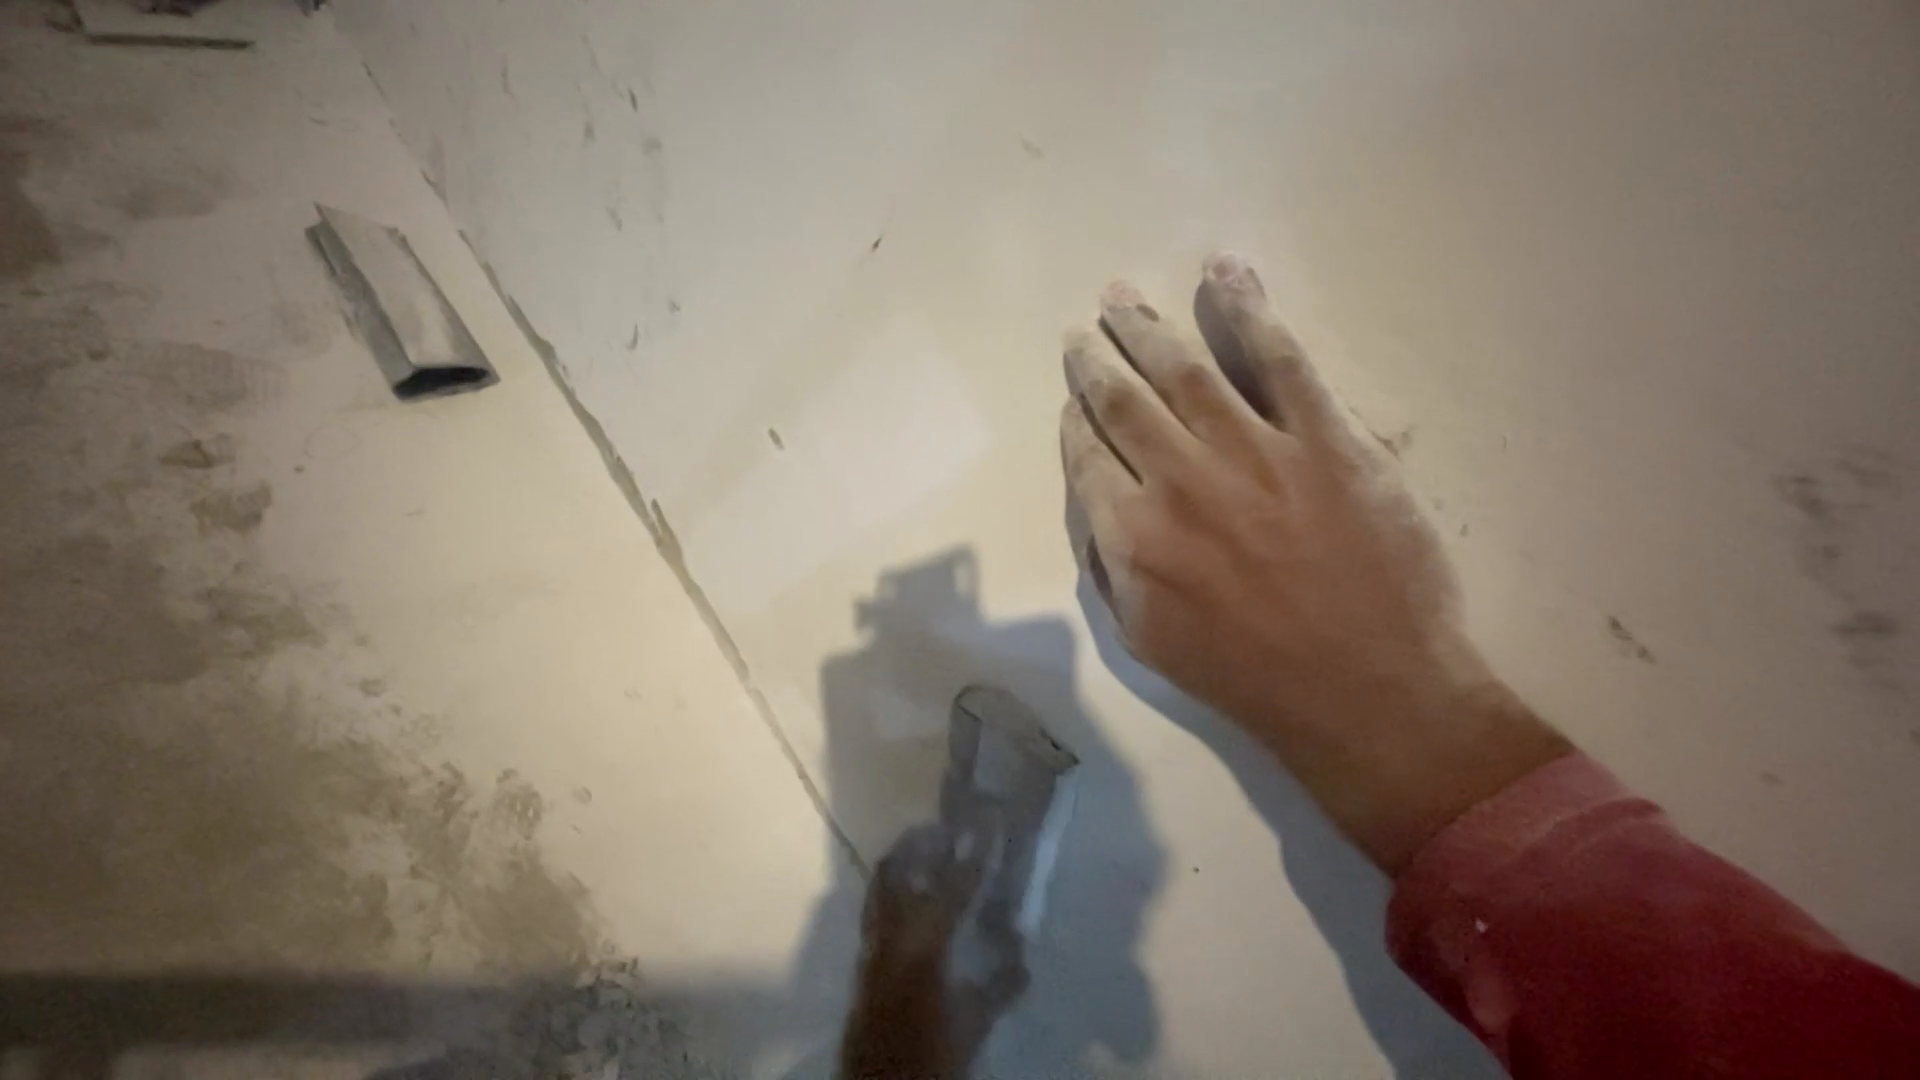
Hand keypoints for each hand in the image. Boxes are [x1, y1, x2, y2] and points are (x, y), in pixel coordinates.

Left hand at [840, 823, 1027, 1079]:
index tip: (989, 821)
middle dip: (923, 842)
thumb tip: (1023, 954)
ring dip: (904, 860)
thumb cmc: (932, 1055)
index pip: (953, 882)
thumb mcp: (974, 1023)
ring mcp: (870, 943)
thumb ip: (1001, 985)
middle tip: (949, 829)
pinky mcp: (861, 959)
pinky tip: (913, 896)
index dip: (975, 851)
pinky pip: (876, 906)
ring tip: (928, 849)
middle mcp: (892, 932)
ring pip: (881, 883)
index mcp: (925, 942)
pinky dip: (893, 888)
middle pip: (899, 867)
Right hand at [1060, 253, 1570, 871]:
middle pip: (1124, 400)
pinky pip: (1281, 360)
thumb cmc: (1246, 674)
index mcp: (1132, 536)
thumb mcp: (1145, 640)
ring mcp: (1255, 453)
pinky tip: (1223, 273)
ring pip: (1187, 370)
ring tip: (1122, 298)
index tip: (1075, 401)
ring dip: (1147, 327)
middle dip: (1095, 360)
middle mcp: (1179, 481)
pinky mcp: (1327, 439)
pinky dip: (1249, 310)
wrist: (1367, 692)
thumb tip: (1095, 504)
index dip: (1076, 419)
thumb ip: (1107, 566)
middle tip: (1084, 331)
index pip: (1086, 455)